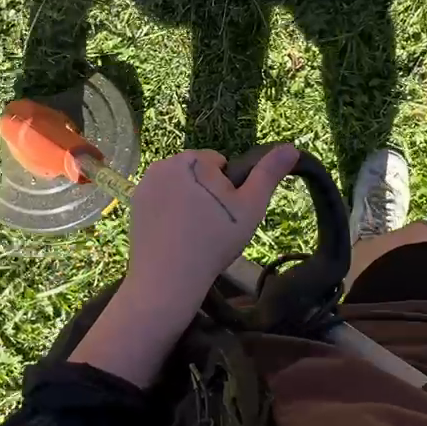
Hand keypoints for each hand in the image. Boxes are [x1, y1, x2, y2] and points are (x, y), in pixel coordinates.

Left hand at [68, 145, 298, 387]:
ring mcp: (145, 184)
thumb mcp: (251, 206)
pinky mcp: (134, 204)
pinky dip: (170, 213)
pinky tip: (175, 236)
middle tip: (212, 226)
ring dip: (189, 202)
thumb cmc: (214, 240)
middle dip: (207, 193)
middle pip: (198, 174)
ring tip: (194, 233)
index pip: (220, 164)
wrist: (168, 278)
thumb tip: (291, 147)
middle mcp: (164, 163)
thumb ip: (269, 173)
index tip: (225, 214)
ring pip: (180, 187)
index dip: (229, 189)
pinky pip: (162, 201)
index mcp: (193, 159)